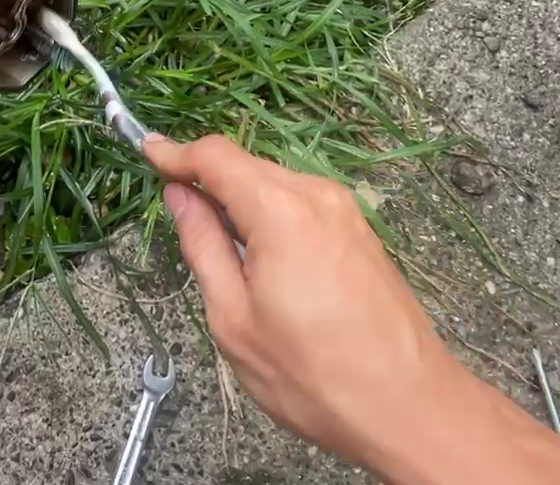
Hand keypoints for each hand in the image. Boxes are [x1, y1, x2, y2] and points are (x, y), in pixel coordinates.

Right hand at [143, 135, 456, 470]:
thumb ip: (202, 244)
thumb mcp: (234, 318)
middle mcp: (315, 194)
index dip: (176, 152)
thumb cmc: (313, 374)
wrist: (412, 406)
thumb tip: (179, 195)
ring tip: (219, 242)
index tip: (147, 151)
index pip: (216, 156)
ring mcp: (343, 208)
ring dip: (237, 196)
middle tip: (176, 208)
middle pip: (244, 164)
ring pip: (271, 180)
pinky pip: (298, 199)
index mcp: (280, 211)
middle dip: (205, 177)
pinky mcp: (357, 226)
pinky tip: (260, 252)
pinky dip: (267, 210)